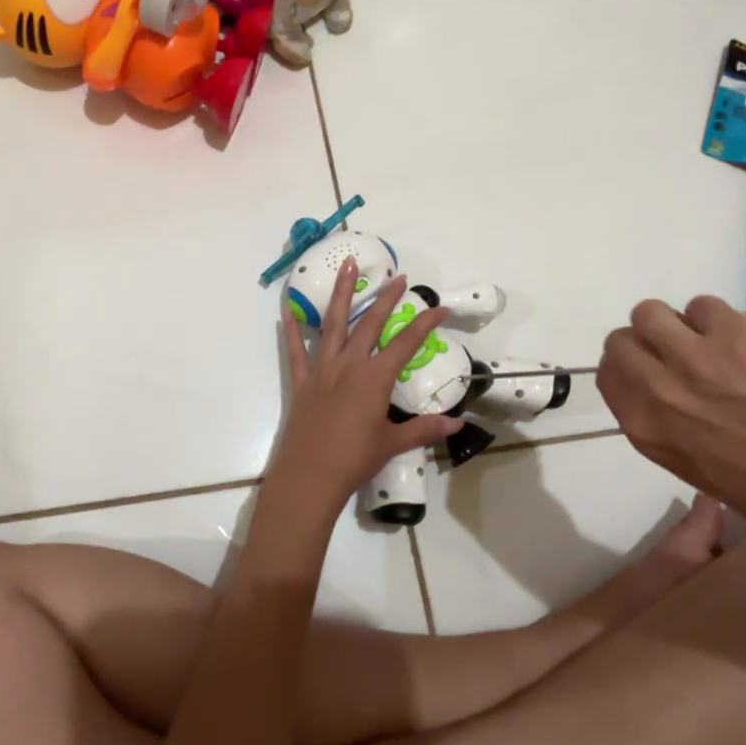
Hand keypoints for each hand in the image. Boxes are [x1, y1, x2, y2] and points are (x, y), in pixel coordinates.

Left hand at [272, 257, 462, 515]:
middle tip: (397, 277)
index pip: (406, 343)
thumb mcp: (393, 444)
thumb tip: (457, 422)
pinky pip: (296, 352)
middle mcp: (348, 366)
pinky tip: (288, 310)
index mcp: (374, 379)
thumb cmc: (354, 460)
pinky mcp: (301, 383)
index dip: (425, 323)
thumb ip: (424, 429)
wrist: (309, 477)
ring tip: (346, 267)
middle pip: (370, 324)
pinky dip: (292, 331)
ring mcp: (321, 371)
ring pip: (333, 325)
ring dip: (341, 294)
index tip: (441, 307)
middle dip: (385, 298)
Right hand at [597, 296, 745, 556]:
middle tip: (688, 353)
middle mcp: (661, 389)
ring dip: (681, 324)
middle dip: (650, 341)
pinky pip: (708, 306)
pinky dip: (724, 320)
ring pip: (654, 312)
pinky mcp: (740, 332)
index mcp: (650, 431)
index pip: (610, 375)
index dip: (631, 367)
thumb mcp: (710, 475)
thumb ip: (677, 430)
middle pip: (624, 338)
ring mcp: (698, 356)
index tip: (656, 369)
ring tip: (720, 343)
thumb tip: (676, 399)